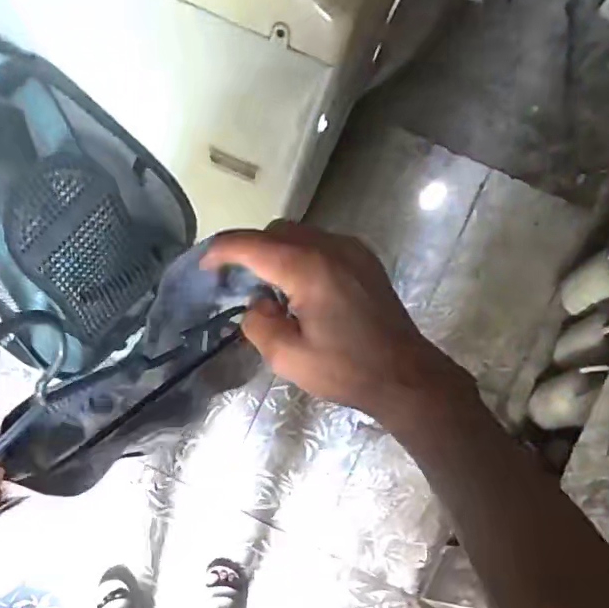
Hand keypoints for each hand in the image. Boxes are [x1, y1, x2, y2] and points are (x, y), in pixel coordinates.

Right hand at [203, 222, 468, 419]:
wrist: (404, 376)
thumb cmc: (345, 370)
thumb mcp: (286, 357)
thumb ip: (258, 323)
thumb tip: (258, 304)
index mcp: (308, 268)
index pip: (252, 244)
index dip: (221, 251)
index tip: (203, 266)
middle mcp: (331, 247)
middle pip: (275, 231)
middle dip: (249, 251)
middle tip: (235, 284)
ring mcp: (351, 250)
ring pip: (298, 235)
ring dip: (274, 254)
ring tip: (267, 291)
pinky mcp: (363, 260)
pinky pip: (319, 245)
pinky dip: (298, 257)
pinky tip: (298, 291)